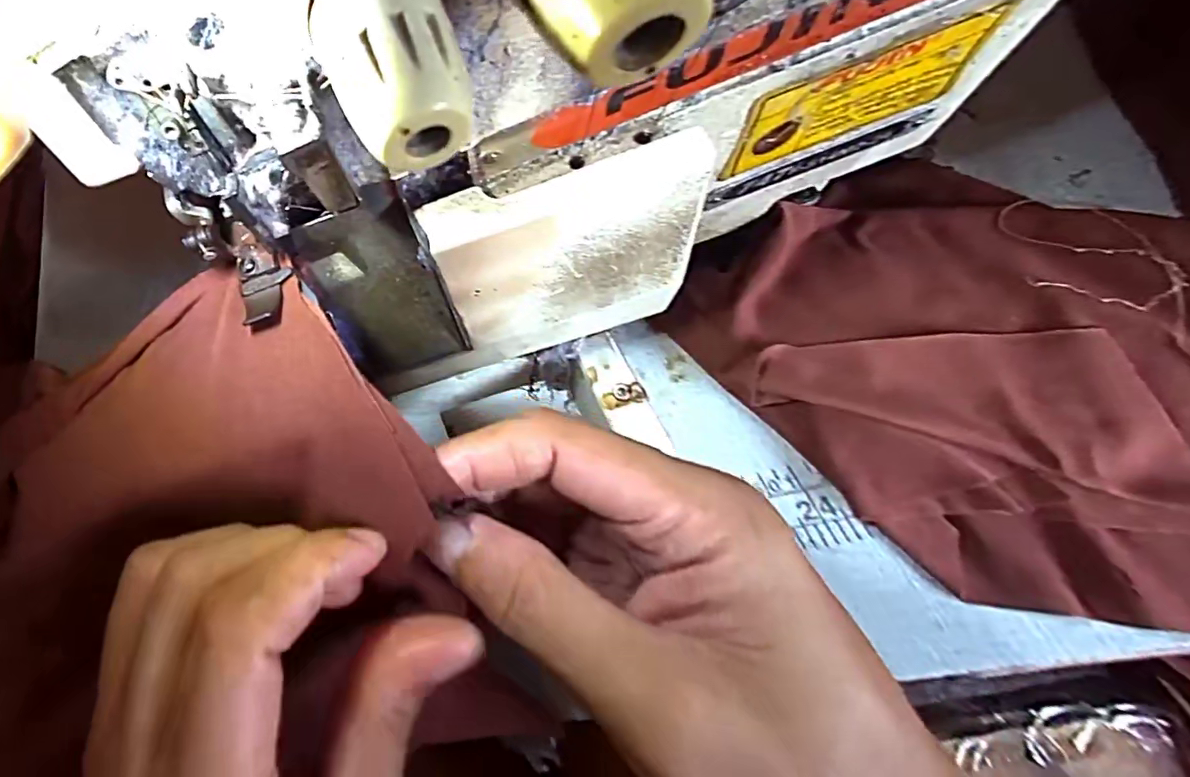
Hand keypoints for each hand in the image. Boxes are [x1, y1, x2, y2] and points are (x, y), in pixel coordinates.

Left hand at [86, 524, 482, 776]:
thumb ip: (382, 722)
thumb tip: (452, 629)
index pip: (233, 627)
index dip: (307, 564)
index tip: (373, 549)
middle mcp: (131, 745)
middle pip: (189, 582)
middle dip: (284, 545)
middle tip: (351, 565)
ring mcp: (106, 725)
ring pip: (157, 574)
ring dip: (246, 543)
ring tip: (312, 570)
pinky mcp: (106, 710)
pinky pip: (142, 595)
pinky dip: (211, 559)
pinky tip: (265, 582)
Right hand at [428, 412, 950, 776]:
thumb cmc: (781, 759)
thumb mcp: (655, 692)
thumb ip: (543, 605)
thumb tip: (447, 534)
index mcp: (695, 503)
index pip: (568, 444)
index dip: (486, 452)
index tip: (415, 485)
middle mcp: (676, 501)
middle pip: (560, 465)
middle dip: (483, 485)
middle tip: (408, 519)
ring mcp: (662, 538)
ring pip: (558, 504)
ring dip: (494, 520)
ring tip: (426, 544)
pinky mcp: (649, 575)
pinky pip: (569, 548)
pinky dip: (517, 558)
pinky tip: (473, 573)